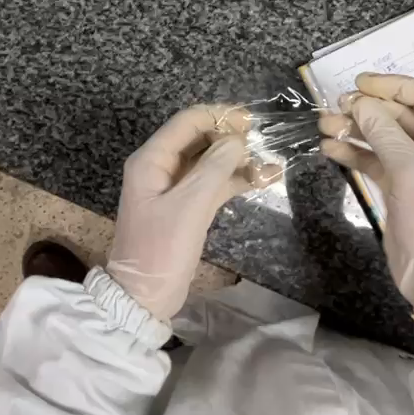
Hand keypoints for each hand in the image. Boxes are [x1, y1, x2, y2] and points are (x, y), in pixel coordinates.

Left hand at [107, 105, 253, 320]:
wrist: (144, 298)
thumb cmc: (161, 250)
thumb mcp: (189, 207)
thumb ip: (213, 169)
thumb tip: (237, 140)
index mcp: (151, 160)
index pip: (186, 122)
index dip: (218, 116)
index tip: (250, 122)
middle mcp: (159, 167)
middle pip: (198, 139)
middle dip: (230, 138)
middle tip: (261, 144)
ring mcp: (173, 188)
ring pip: (208, 162)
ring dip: (236, 161)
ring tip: (269, 166)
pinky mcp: (185, 207)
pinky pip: (211, 184)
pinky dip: (234, 181)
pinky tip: (263, 179)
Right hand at [318, 74, 413, 326]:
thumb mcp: (411, 172)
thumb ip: (384, 133)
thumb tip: (358, 103)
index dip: (392, 86)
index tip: (359, 83)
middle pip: (401, 117)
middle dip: (367, 110)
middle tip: (335, 107)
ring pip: (384, 138)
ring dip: (356, 130)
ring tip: (324, 126)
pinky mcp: (402, 189)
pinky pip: (376, 161)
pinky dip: (355, 153)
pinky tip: (330, 147)